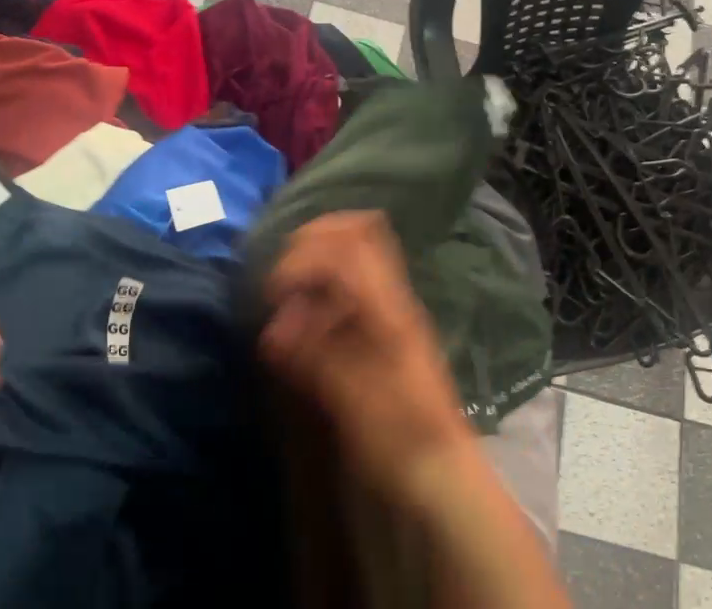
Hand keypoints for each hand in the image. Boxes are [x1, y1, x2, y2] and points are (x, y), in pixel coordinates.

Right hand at [259, 212, 474, 505]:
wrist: (440, 477)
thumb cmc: (401, 442)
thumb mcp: (356, 403)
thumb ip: (315, 358)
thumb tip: (271, 330)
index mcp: (390, 308)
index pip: (349, 244)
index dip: (304, 254)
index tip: (275, 292)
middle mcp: (391, 299)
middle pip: (355, 233)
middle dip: (307, 246)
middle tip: (278, 286)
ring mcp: (389, 312)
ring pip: (352, 254)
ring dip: (313, 265)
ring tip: (285, 302)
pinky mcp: (381, 332)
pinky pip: (348, 287)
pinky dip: (319, 291)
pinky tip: (301, 323)